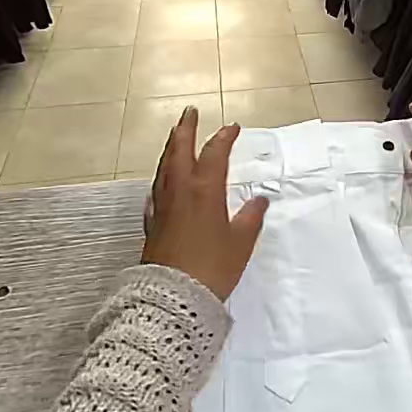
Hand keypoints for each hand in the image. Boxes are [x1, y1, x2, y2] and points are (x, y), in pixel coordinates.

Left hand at [142, 107, 268, 300]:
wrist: (172, 299)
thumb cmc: (212, 267)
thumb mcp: (241, 241)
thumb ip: (250, 217)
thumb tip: (259, 201)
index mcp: (204, 190)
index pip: (214, 154)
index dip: (224, 138)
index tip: (233, 127)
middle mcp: (180, 192)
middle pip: (179, 152)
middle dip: (184, 130)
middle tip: (189, 113)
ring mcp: (162, 207)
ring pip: (164, 168)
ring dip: (171, 148)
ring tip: (175, 137)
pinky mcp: (153, 224)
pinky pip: (156, 190)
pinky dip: (162, 177)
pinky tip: (163, 181)